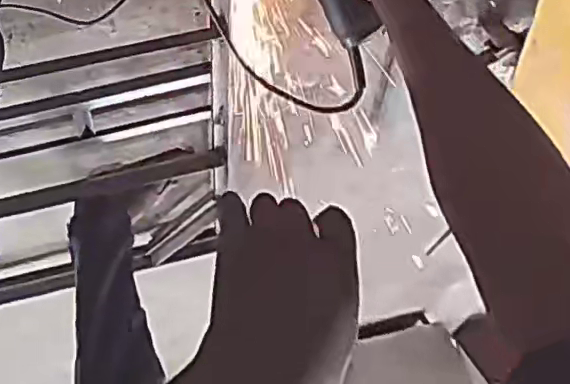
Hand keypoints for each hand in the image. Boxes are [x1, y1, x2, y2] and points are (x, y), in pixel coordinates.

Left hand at [180, 194, 359, 383]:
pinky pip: (231, 206)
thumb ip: (333, 291)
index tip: (322, 234)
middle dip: (290, 226)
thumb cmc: (301, 369)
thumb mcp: (338, 329)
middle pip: (296, 210)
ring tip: (259, 241)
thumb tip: (327, 294)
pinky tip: (231, 218)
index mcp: (338, 265)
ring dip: (262, 219)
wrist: (259, 374)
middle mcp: (302, 241)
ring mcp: (266, 235)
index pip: (337, 221)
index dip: (327, 227)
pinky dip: (231, 210)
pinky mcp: (233, 238)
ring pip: (266, 203)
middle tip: (285, 250)